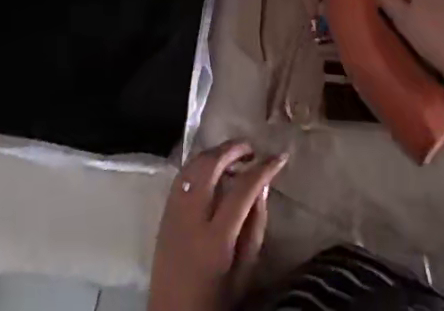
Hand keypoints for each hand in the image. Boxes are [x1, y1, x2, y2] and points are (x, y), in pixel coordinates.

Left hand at [147, 142, 287, 310]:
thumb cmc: (214, 300)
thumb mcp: (244, 272)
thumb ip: (254, 228)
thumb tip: (262, 187)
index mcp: (215, 239)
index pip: (242, 190)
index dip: (263, 168)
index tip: (279, 157)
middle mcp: (190, 219)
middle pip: (210, 166)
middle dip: (233, 149)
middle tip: (252, 149)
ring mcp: (173, 213)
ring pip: (193, 165)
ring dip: (215, 152)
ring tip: (234, 156)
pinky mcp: (164, 213)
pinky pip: (182, 176)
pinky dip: (199, 164)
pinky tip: (212, 168)